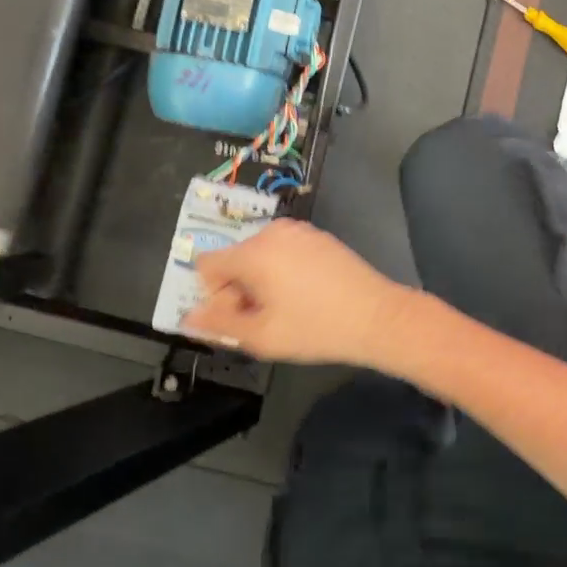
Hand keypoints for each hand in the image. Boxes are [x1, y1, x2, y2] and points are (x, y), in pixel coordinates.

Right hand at [182, 219, 420, 367]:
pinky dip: (282, 270)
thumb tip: (190, 315)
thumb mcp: (262, 336)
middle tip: (265, 318)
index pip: (207, 264)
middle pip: (234, 258)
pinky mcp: (317, 236)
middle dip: (239, 288)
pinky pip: (283, 250)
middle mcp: (272, 231)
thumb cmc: (315, 328)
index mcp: (253, 251)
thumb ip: (220, 323)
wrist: (376, 315)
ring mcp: (298, 230)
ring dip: (261, 280)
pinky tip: (306, 296)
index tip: (240, 315)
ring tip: (287, 309)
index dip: (214, 294)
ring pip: (259, 255)